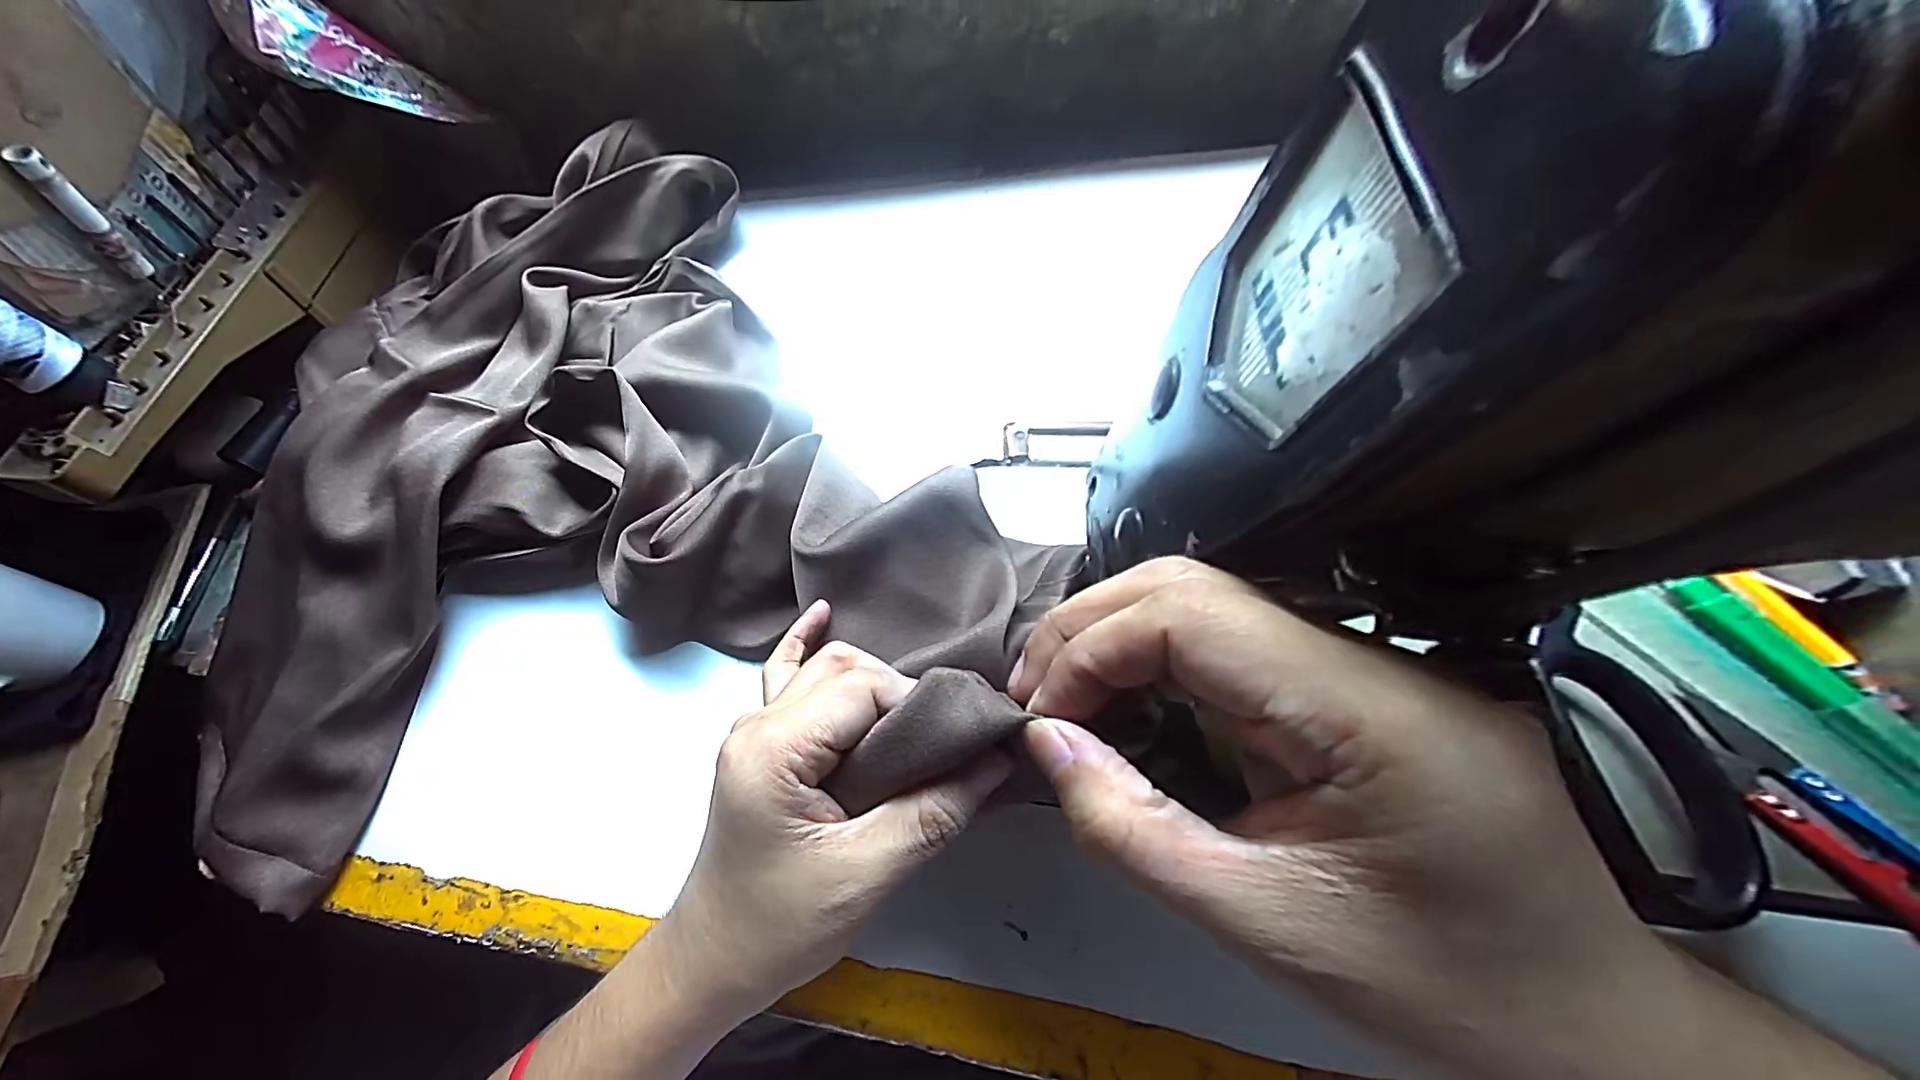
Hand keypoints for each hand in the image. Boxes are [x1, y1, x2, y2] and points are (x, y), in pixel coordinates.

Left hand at [652, 600, 1012, 1018]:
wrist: (713, 962)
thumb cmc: (780, 926)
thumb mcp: (866, 874)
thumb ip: (934, 812)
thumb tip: (995, 760)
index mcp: (774, 747)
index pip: (862, 687)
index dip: (914, 704)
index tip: (952, 740)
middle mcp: (757, 722)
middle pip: (842, 665)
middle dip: (898, 690)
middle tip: (934, 736)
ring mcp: (752, 727)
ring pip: (822, 666)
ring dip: (871, 679)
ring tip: (910, 714)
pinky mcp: (758, 740)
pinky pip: (783, 674)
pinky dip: (805, 643)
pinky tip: (821, 615)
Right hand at [1009, 557, 1886, 1079]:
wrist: (1587, 1014)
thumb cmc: (1443, 985)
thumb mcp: (1266, 926)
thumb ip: (1135, 832)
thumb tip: (1046, 743)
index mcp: (1361, 706)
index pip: (1191, 616)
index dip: (1092, 648)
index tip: (1040, 716)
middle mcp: (1362, 655)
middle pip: (1189, 585)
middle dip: (1089, 628)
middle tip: (1033, 696)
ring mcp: (1358, 658)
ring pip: (1201, 600)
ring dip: (1113, 635)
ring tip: (1061, 697)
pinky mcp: (1344, 678)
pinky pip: (1225, 640)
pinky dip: (1152, 658)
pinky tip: (1123, 700)